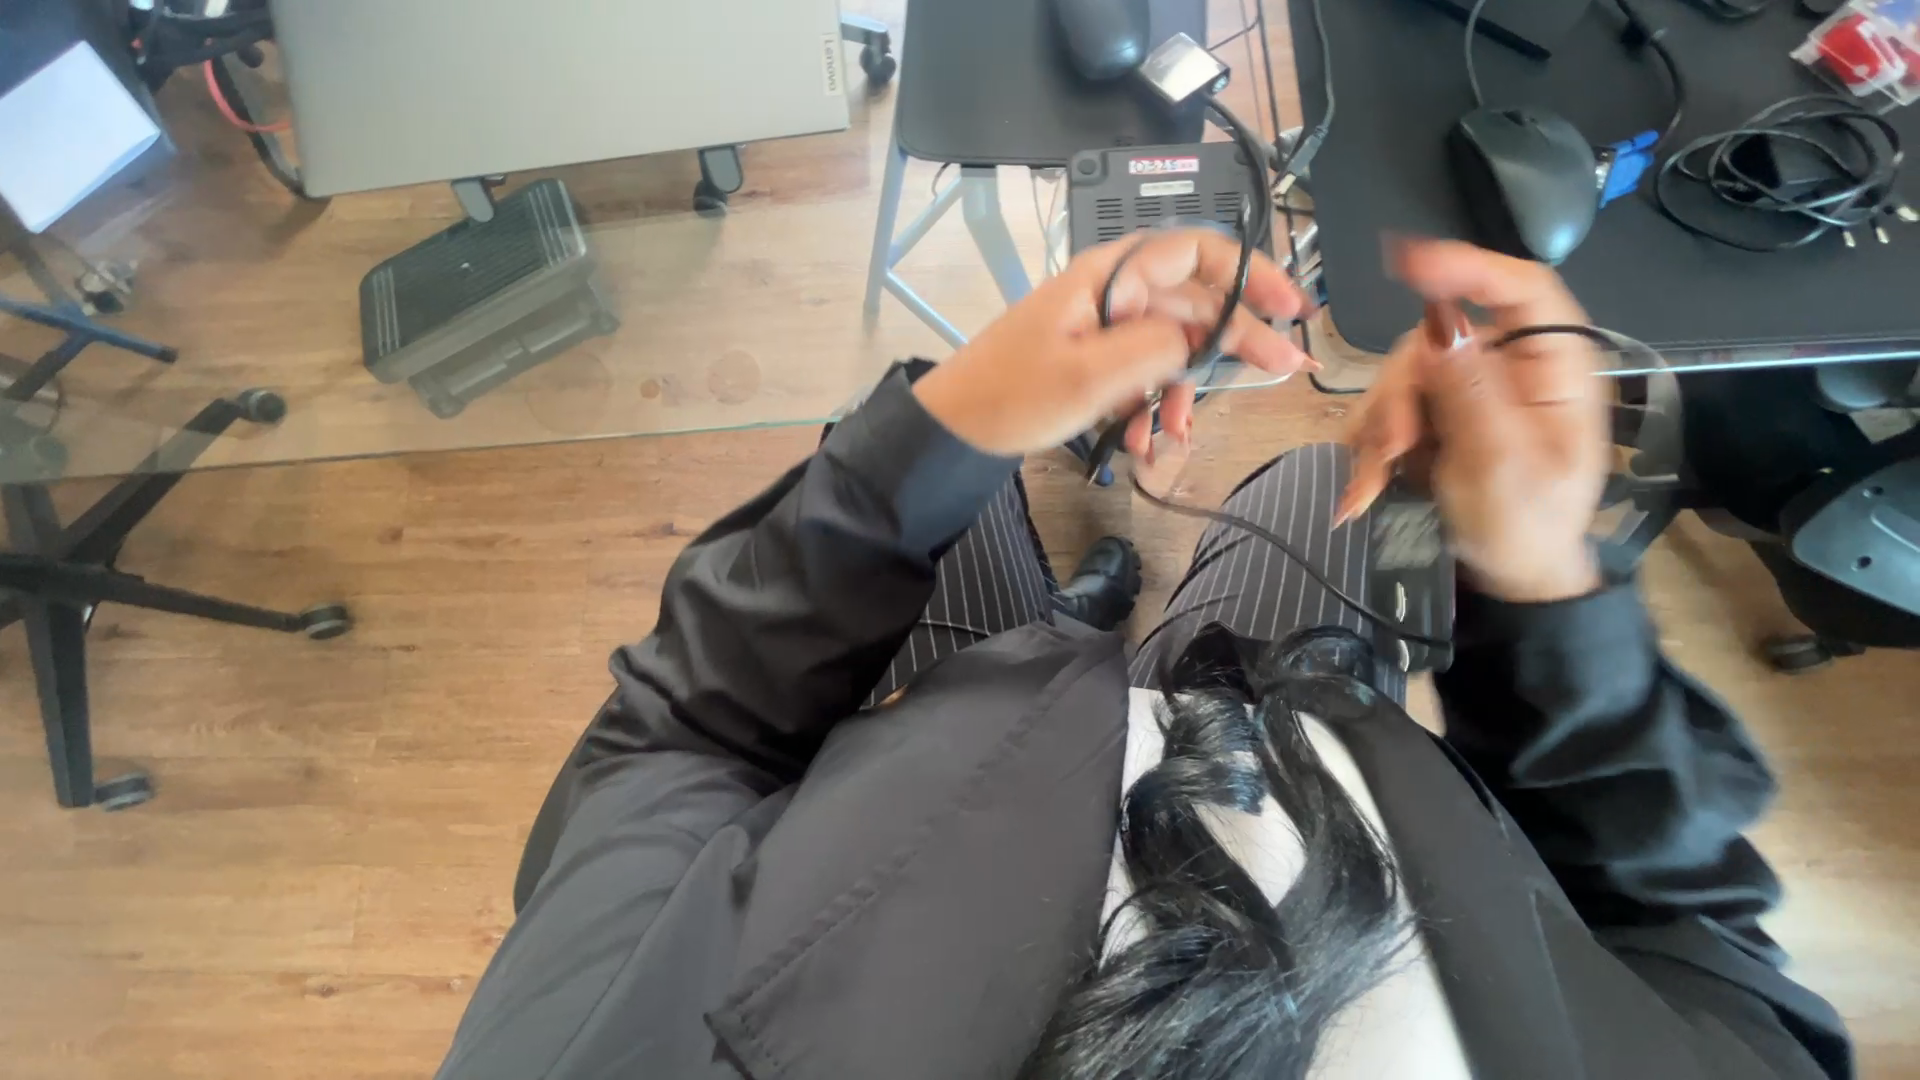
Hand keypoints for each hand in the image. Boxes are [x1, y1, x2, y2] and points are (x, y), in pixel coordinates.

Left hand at [912, 228, 1314, 456]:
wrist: (956, 429)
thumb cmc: (1012, 396)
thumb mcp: (1092, 375)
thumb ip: (1159, 345)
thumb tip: (1204, 333)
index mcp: (1111, 277)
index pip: (1197, 253)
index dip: (1251, 274)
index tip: (1289, 308)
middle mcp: (1112, 294)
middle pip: (1192, 305)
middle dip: (1230, 344)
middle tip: (1278, 372)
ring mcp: (1101, 329)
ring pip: (1169, 349)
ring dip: (1180, 391)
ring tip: (1171, 434)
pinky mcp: (1091, 362)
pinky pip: (1139, 375)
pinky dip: (1148, 405)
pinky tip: (1140, 438)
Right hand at [1335, 239, 1608, 603]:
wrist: (1504, 575)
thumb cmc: (1521, 523)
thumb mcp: (1498, 461)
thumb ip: (1470, 390)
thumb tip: (1441, 322)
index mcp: (1550, 366)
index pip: (1519, 290)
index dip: (1466, 268)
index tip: (1405, 264)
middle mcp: (1506, 367)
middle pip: (1433, 340)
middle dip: (1399, 395)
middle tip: (1389, 448)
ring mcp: (1464, 393)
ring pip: (1397, 378)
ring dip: (1377, 430)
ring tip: (1374, 481)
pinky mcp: (1431, 419)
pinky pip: (1381, 412)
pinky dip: (1367, 448)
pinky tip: (1367, 485)